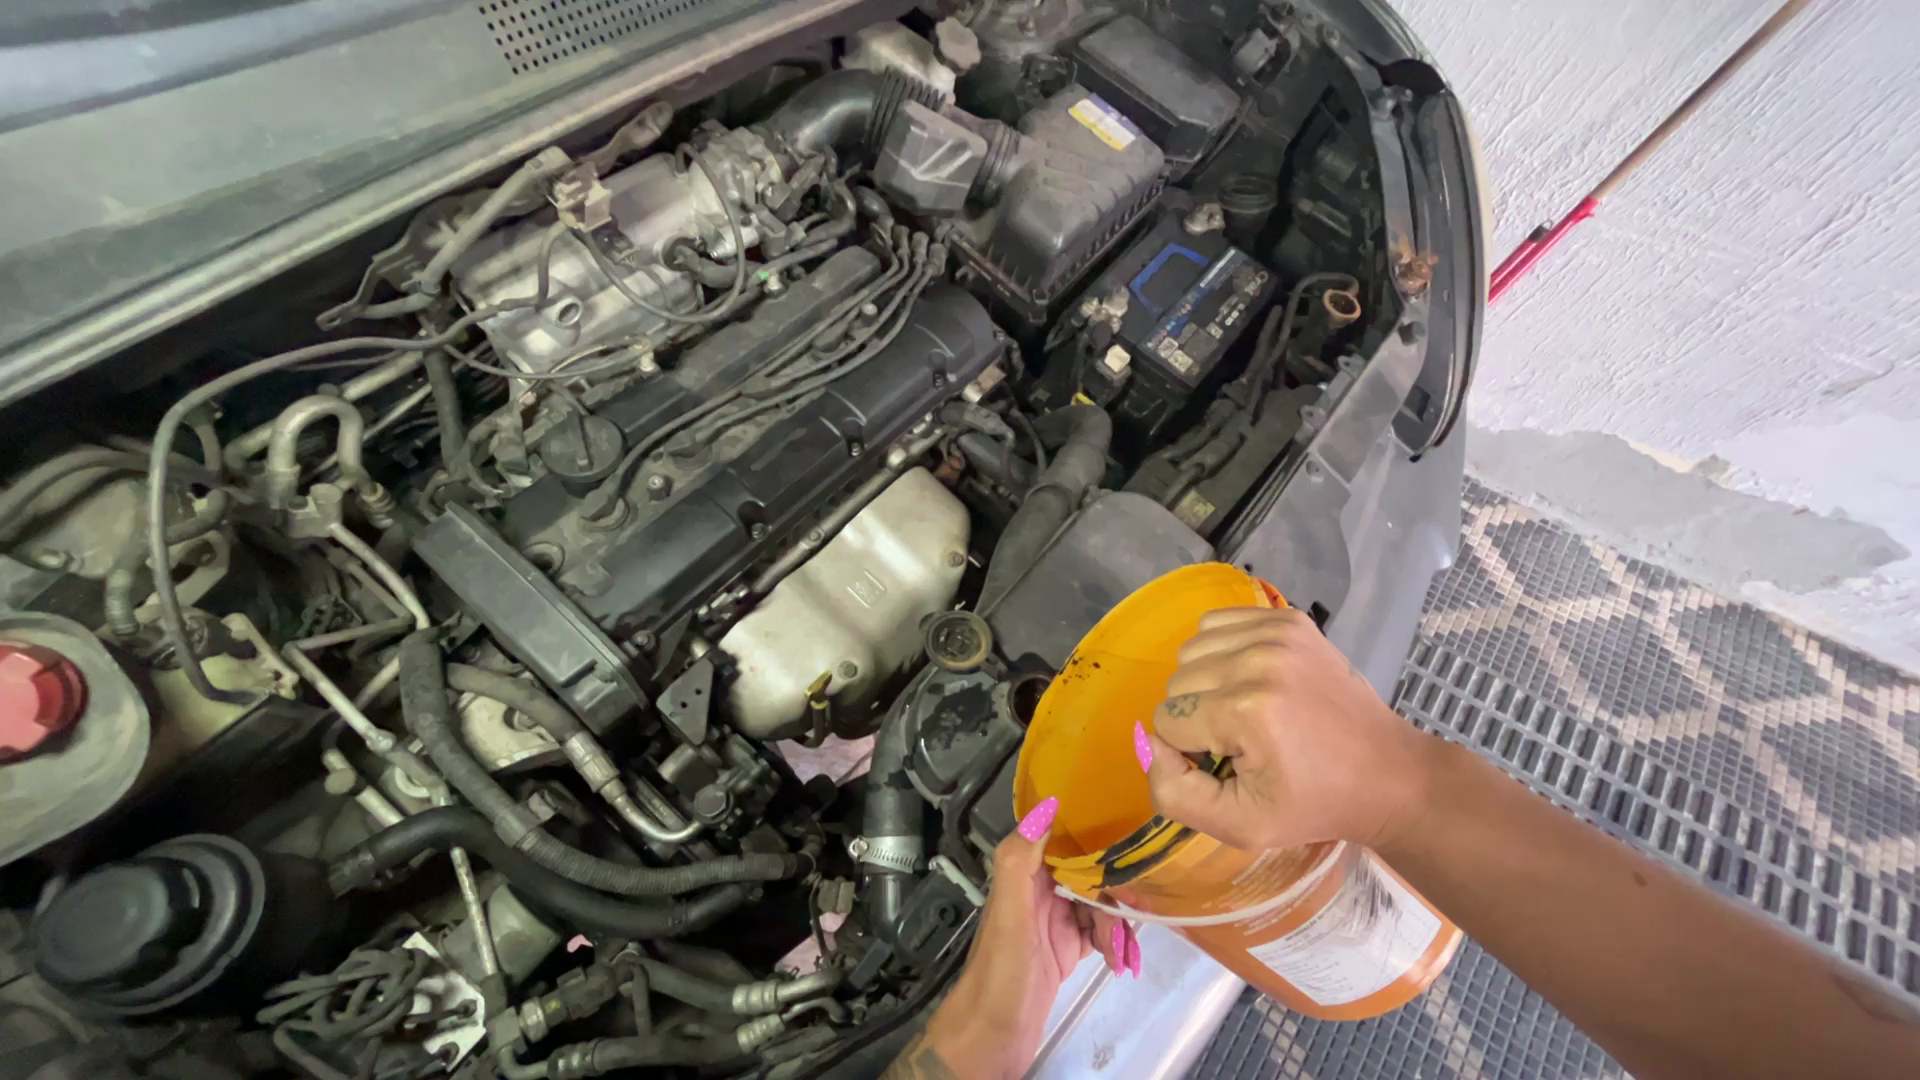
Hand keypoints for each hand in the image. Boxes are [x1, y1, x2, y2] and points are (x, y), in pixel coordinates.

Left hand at [894, 799, 1132, 1079]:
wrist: (992, 1037)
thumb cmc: (1000, 972)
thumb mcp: (1010, 911)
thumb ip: (1021, 859)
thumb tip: (1046, 805)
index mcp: (1023, 874)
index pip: (1060, 838)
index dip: (1091, 835)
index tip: (1125, 837)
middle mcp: (1038, 892)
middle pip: (1086, 872)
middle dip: (1113, 888)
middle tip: (1136, 908)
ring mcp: (1053, 922)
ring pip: (1095, 903)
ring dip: (1116, 923)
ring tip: (1121, 951)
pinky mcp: (1065, 950)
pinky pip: (1097, 934)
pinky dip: (1113, 944)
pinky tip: (1120, 962)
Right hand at [1140, 607, 1433, 853]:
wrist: (1387, 774)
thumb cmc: (1313, 804)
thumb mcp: (1239, 826)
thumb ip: (1175, 793)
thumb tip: (1152, 745)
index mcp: (1247, 711)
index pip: (1166, 720)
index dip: (1188, 750)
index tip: (1230, 764)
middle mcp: (1257, 660)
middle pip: (1176, 683)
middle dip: (1195, 716)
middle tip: (1240, 741)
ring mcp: (1275, 632)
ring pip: (1190, 651)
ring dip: (1204, 682)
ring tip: (1244, 708)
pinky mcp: (1287, 618)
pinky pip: (1215, 624)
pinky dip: (1220, 651)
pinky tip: (1248, 678)